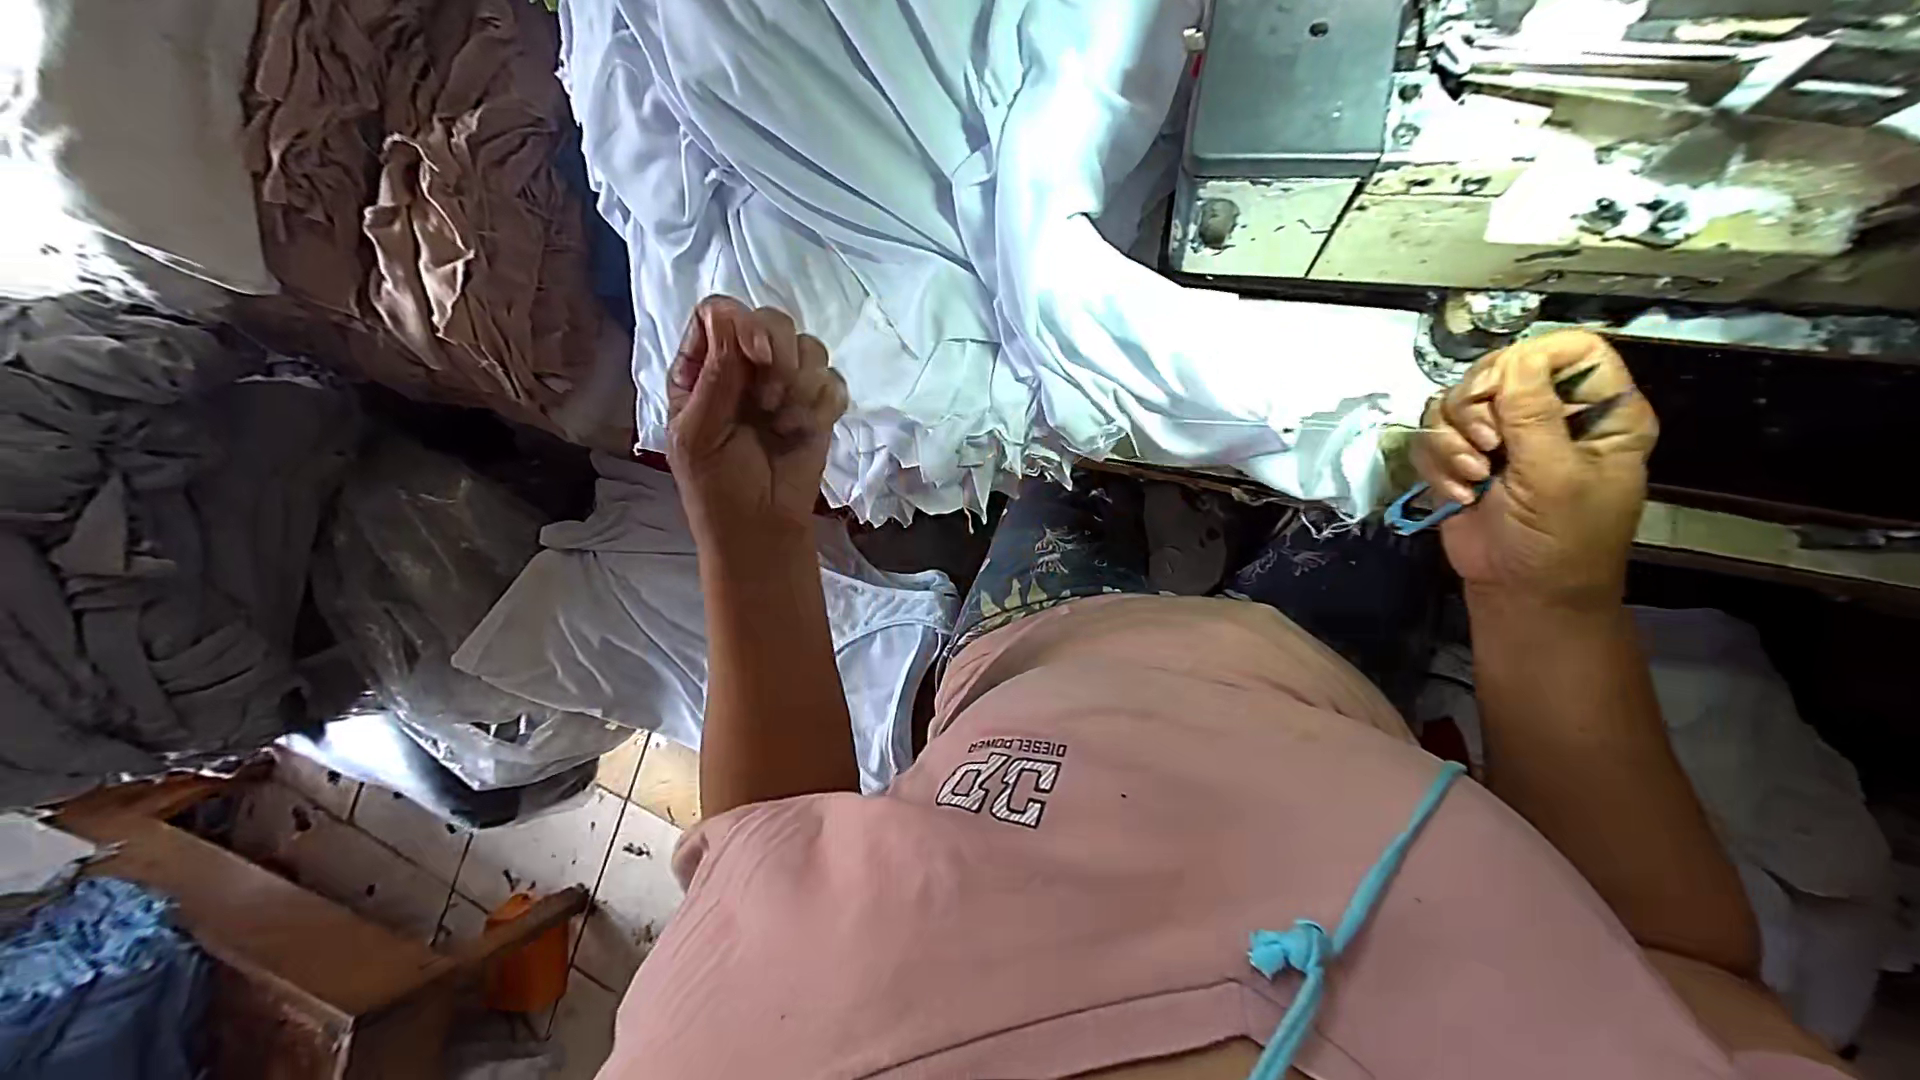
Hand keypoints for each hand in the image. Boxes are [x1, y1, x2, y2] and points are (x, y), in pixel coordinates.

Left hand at [667, 296, 848, 537]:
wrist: (762, 530)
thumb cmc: (717, 487)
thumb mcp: (697, 433)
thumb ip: (715, 377)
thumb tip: (739, 321)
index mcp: (702, 369)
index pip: (720, 313)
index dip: (743, 323)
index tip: (758, 356)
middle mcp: (744, 368)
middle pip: (771, 320)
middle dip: (779, 355)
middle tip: (770, 399)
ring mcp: (784, 386)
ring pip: (809, 347)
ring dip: (801, 384)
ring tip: (783, 422)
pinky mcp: (817, 408)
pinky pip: (833, 381)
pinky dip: (822, 405)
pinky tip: (803, 430)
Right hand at [1411, 331, 1657, 608]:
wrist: (1521, 591)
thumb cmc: (1560, 539)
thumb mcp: (1555, 475)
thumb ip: (1534, 414)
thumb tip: (1515, 359)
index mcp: (1597, 412)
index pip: (1569, 350)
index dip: (1526, 361)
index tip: (1498, 392)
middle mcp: (1546, 416)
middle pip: (1496, 371)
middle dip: (1474, 406)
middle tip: (1483, 442)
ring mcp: (1500, 439)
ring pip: (1452, 405)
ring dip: (1451, 442)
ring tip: (1472, 476)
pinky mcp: (1459, 462)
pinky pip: (1430, 439)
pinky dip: (1435, 466)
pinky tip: (1458, 494)